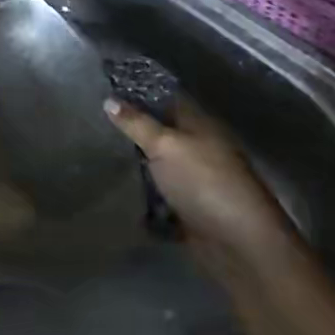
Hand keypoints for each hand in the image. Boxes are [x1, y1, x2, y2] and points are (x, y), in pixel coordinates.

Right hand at [103, 96, 296, 264]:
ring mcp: (195, 180)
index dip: (136, 91)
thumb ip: (136, 123)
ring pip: (157, 164)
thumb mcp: (165, 145)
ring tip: (96, 152)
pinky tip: (115, 188)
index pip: (164, 97)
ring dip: (134, 162)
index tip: (103, 86)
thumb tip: (108, 100)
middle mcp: (198, 148)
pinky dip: (141, 194)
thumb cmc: (205, 183)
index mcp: (199, 124)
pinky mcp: (189, 210)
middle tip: (92, 120)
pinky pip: (159, 195)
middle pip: (159, 131)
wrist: (242, 247)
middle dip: (130, 128)